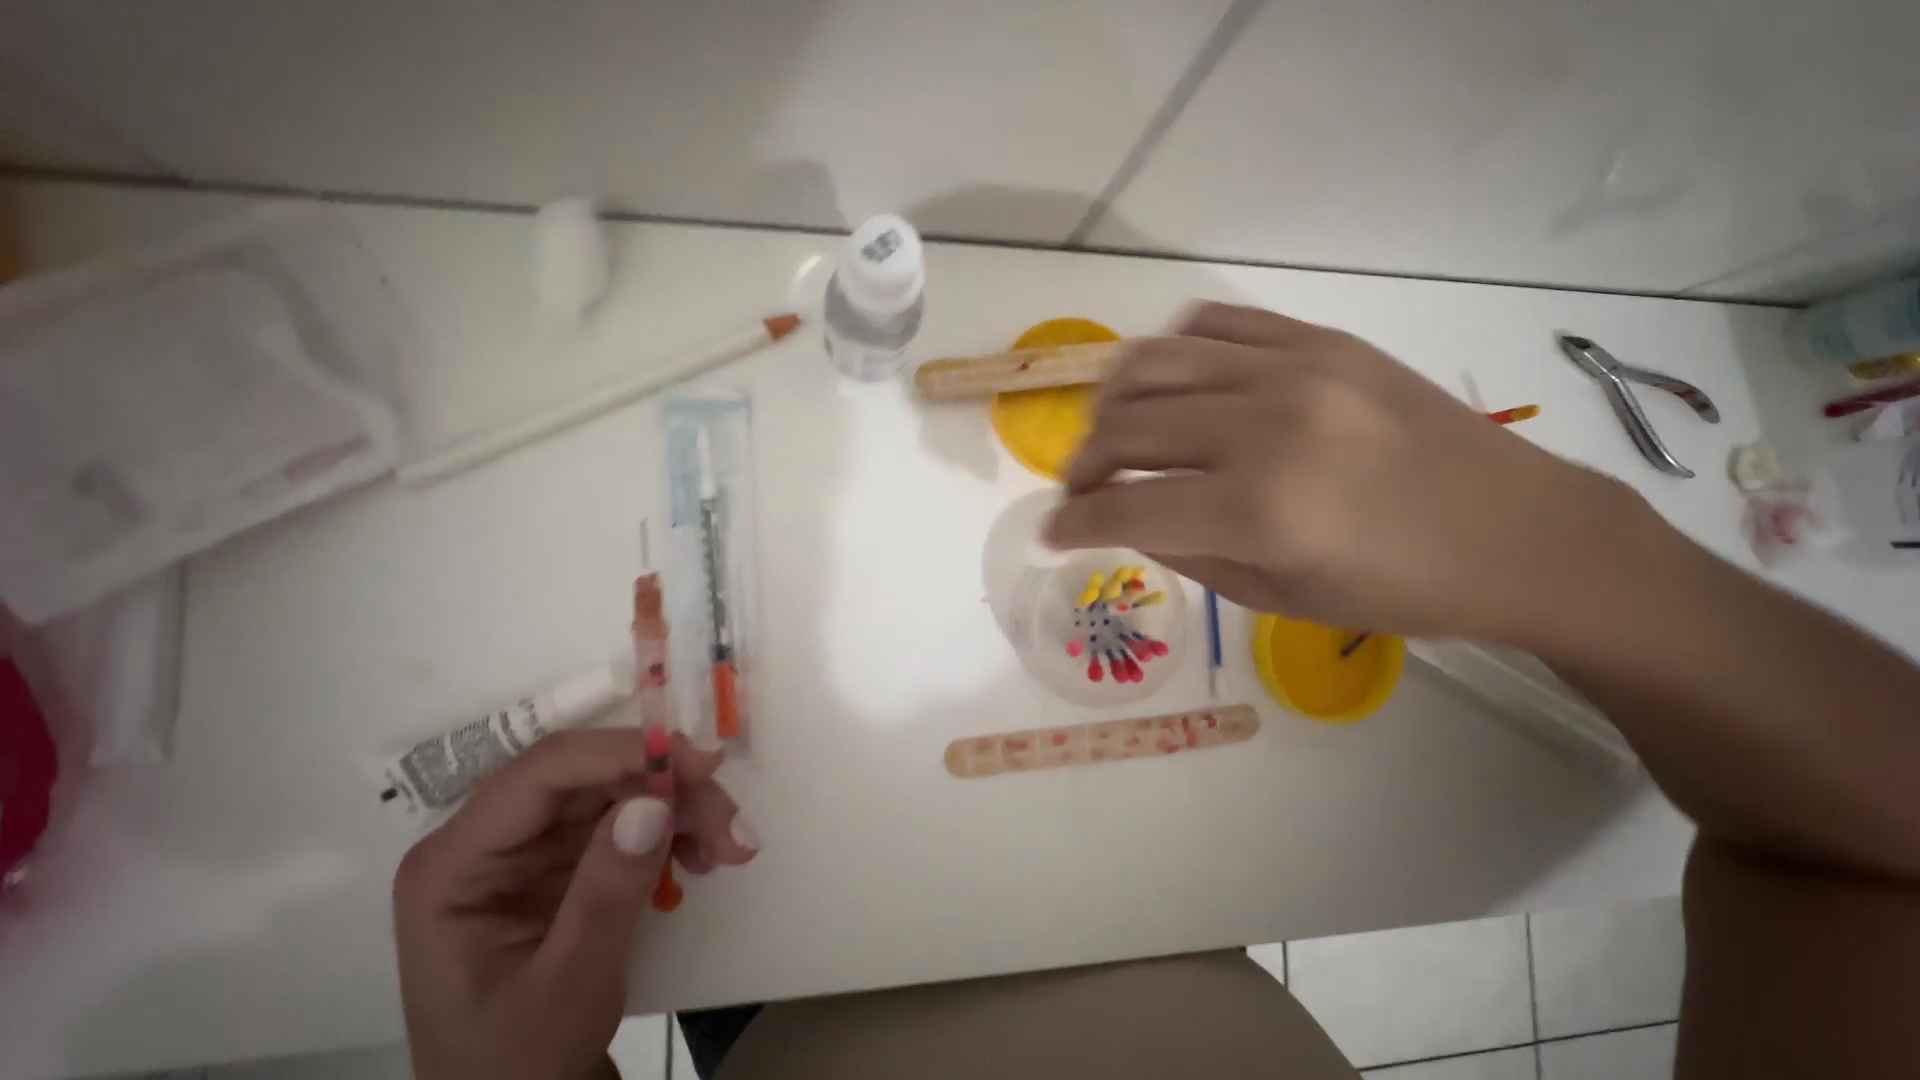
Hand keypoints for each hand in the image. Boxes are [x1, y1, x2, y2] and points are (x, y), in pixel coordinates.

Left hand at [393, 728, 759, 1079]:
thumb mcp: (566, 989)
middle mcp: (488, 842)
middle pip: (590, 780)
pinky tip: (705, 857)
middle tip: (733, 826)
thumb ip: (606, 894)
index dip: (622, 752)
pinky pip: (627, 823)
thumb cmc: (519, 1069)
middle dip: (669, 790)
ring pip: (618, 794)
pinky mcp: (563, 866)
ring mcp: (528, 852)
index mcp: (456, 864)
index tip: (701, 761)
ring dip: (682, 810)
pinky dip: (674, 831)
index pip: (541, 774)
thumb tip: (654, 803)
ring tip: (733, 847)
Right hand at [1045, 302, 1654, 644]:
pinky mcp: (1321, 339)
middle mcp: (1264, 427)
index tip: (1048, 535)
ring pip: (1153, 362)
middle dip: (1082, 466)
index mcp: (1258, 510)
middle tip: (1080, 490)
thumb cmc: (1399, 590)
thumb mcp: (1279, 598)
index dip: (1072, 525)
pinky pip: (1214, 323)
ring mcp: (1294, 369)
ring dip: (1111, 402)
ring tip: (1111, 433)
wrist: (1518, 533)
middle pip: (1125, 429)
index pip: (1124, 509)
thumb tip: (1127, 517)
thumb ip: (1188, 553)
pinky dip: (1171, 352)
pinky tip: (1175, 386)